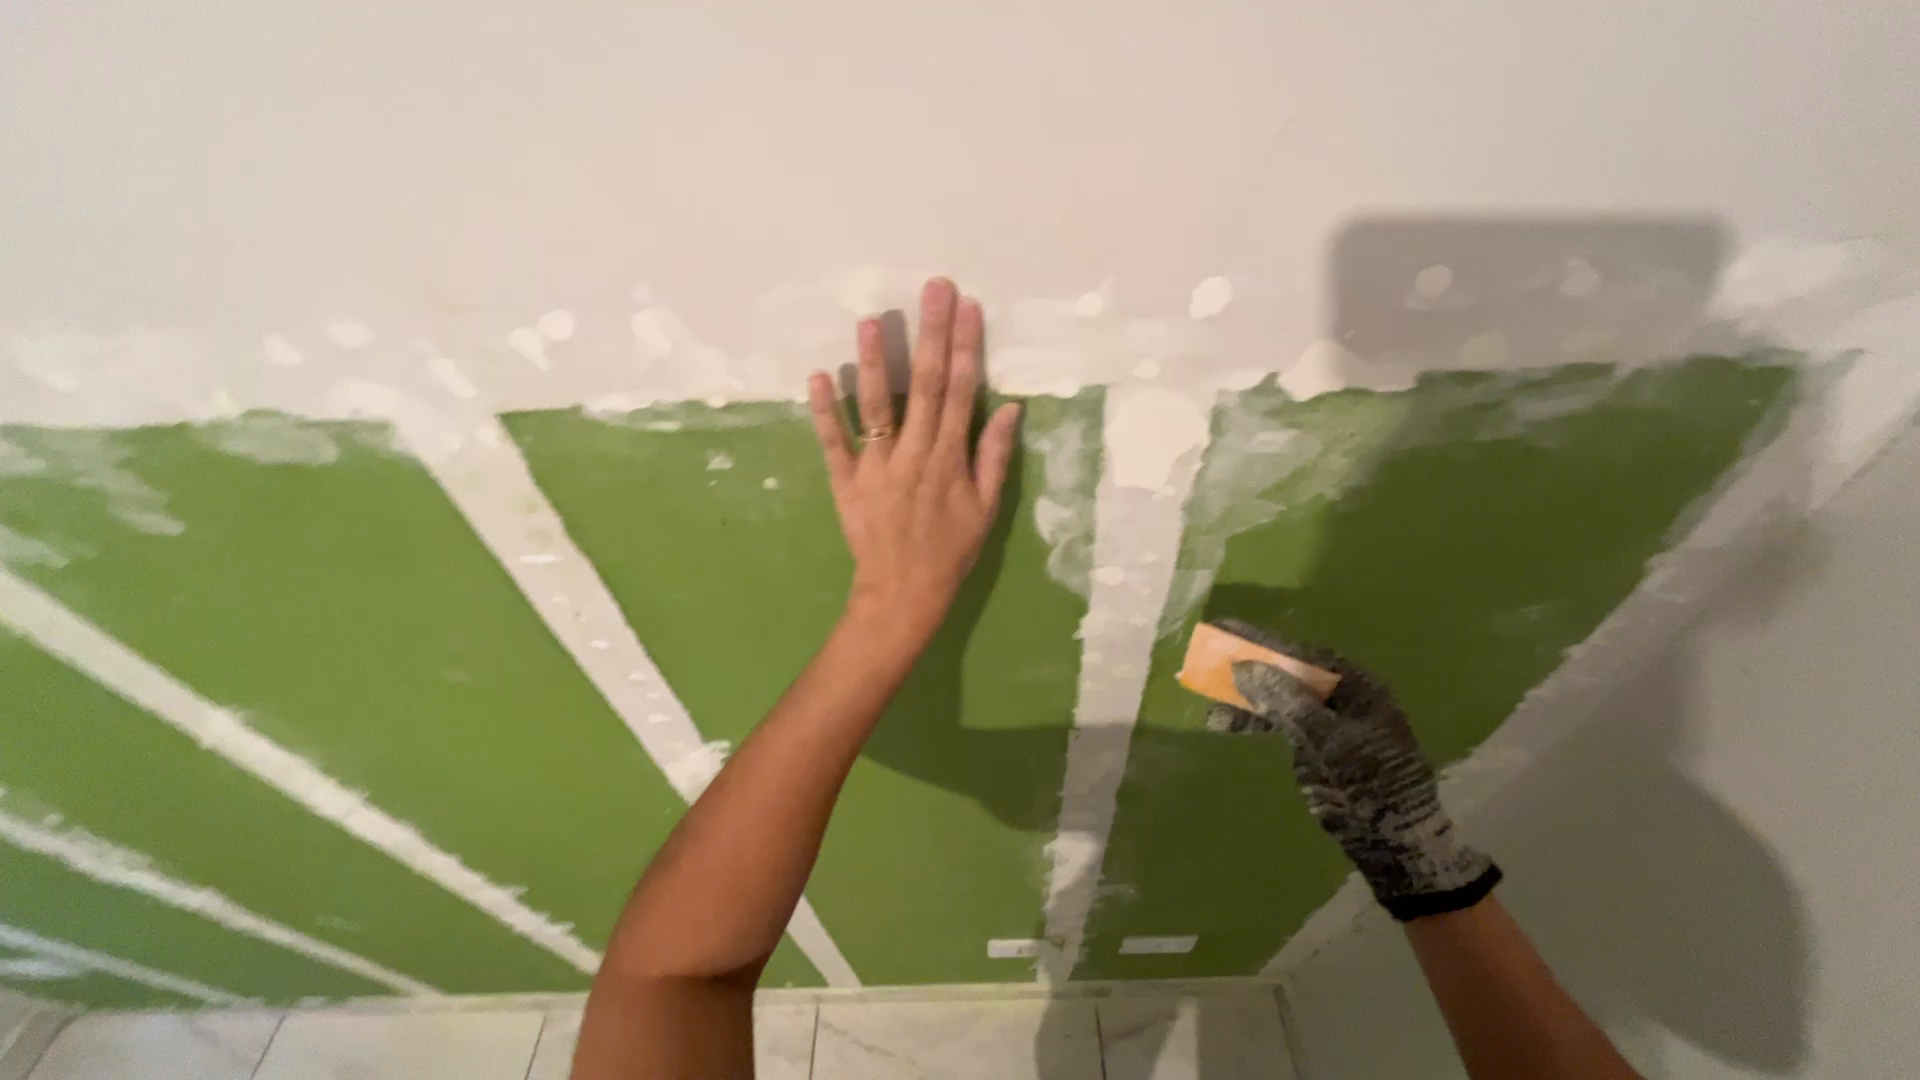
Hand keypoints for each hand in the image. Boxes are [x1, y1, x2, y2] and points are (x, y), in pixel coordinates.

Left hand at [807, 278, 1021, 645]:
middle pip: (924, 385)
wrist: (903, 592)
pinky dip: (824, 410)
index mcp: (950, 458)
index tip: (969, 308)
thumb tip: (1011, 409)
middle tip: (933, 289)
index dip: (966, 348)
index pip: (961, 392)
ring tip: (871, 319)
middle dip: (930, 334)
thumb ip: (995, 457)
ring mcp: (875, 466)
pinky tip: (818, 375)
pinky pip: (833, 442)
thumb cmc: (950, 550)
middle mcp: (913, 453)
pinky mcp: (845, 481)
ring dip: (873, 362)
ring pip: (875, 406)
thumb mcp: (986, 509)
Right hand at [1205, 619, 1501, 920]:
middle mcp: (1339, 698)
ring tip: (1208, 701)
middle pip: (1286, 672)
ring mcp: (1324, 723)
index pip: (1303, 654)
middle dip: (1248, 667)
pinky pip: (1275, 722)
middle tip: (1208, 657)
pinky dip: (1250, 720)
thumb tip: (1244, 666)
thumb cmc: (1371, 782)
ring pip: (1276, 698)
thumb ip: (1286, 700)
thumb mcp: (1329, 738)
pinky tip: (1223, 723)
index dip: (1264, 642)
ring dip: (1243, 698)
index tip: (1227, 629)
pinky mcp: (1311, 747)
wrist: (1391, 839)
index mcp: (1356, 687)